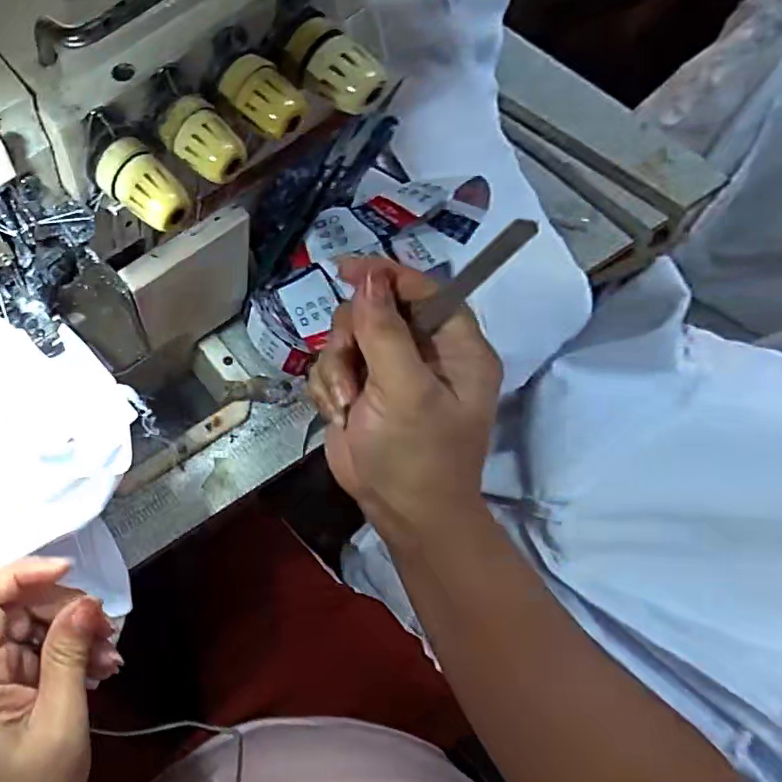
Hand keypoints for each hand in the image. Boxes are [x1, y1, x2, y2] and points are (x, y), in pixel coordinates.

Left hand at [0, 557, 119, 781]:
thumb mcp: (59, 722)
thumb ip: (69, 655)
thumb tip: (86, 601)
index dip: (26, 573)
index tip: (71, 570)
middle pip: (17, 607)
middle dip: (63, 608)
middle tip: (107, 628)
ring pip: (33, 627)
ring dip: (74, 632)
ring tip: (111, 654)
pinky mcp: (12, 690)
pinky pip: (42, 653)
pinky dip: (72, 655)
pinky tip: (102, 668)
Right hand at [308, 256, 502, 540]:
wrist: (399, 511)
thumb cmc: (418, 455)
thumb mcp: (405, 390)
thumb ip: (385, 332)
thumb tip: (368, 278)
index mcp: (454, 346)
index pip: (421, 290)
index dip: (385, 275)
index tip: (346, 269)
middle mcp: (421, 352)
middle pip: (370, 311)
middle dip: (351, 341)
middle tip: (353, 374)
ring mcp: (386, 372)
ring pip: (342, 340)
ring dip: (336, 372)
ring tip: (347, 405)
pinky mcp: (358, 391)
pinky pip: (328, 367)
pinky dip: (327, 389)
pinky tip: (339, 414)